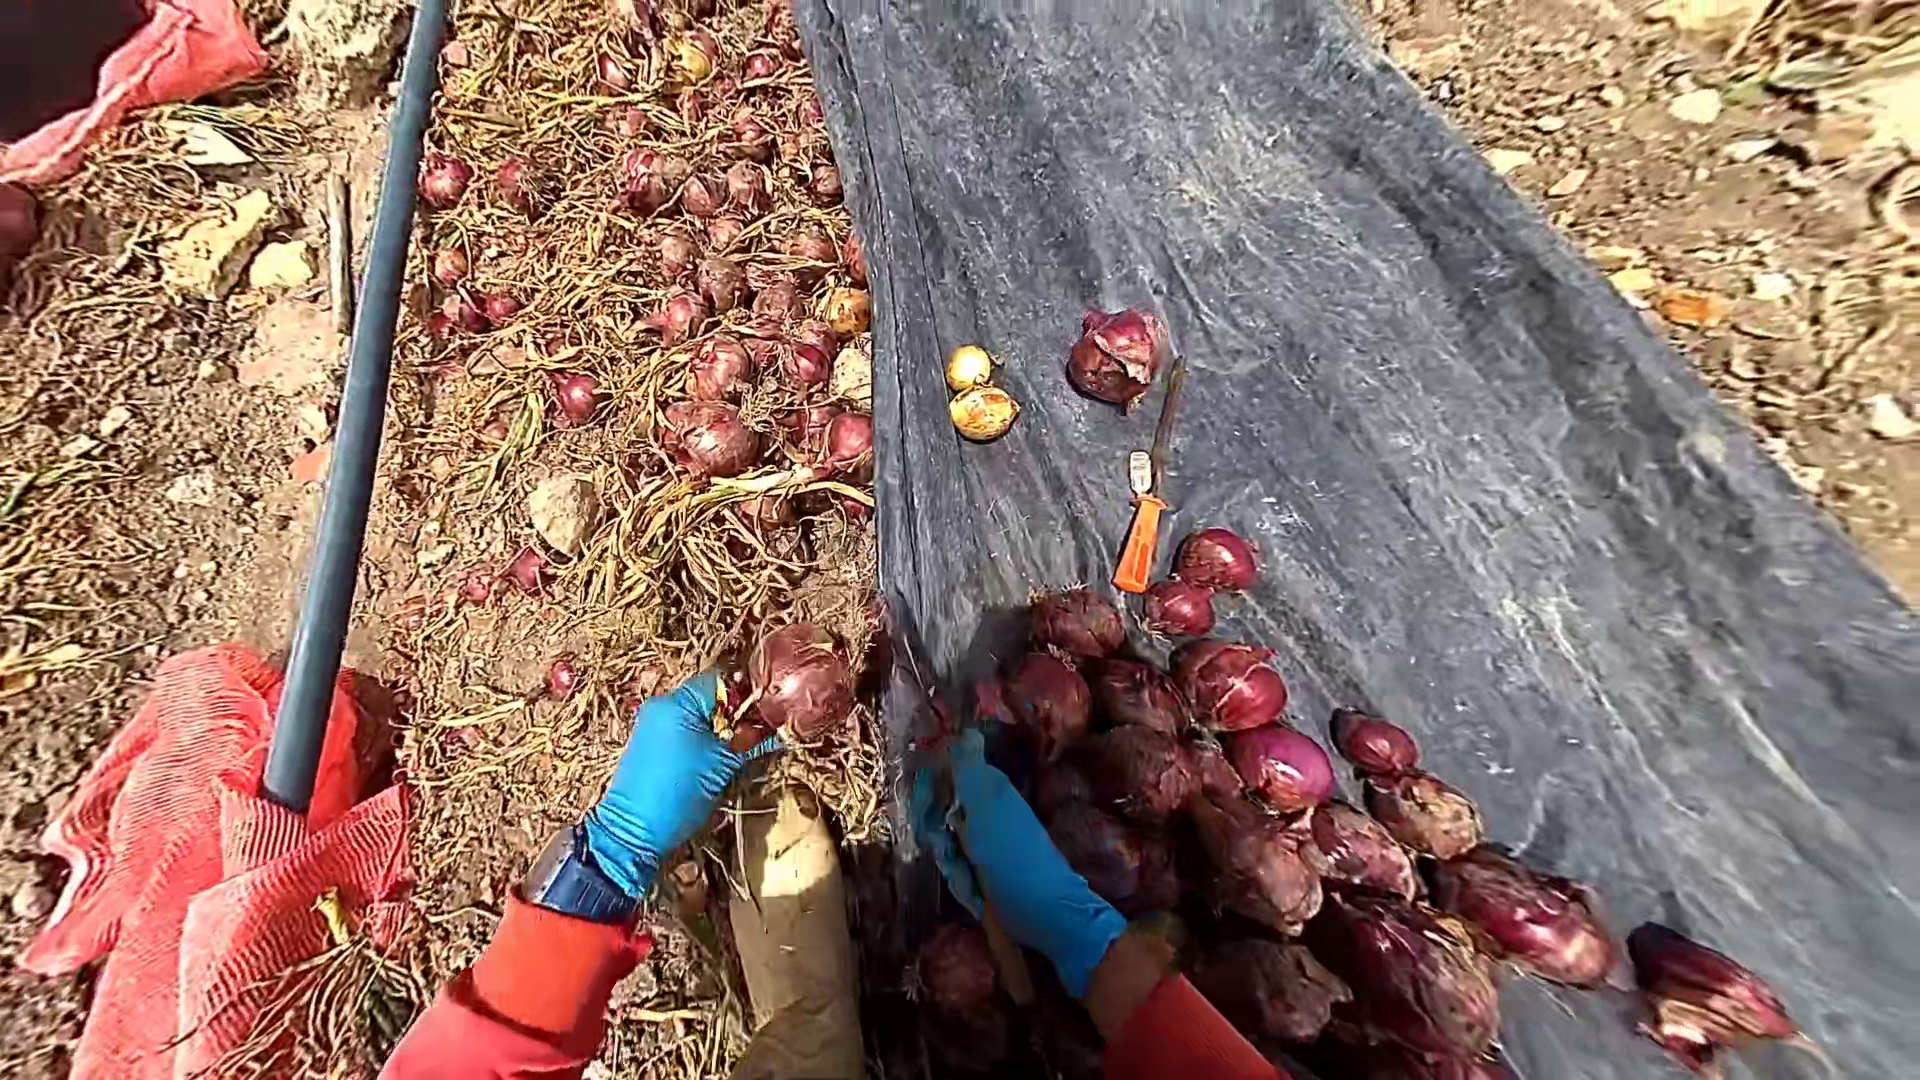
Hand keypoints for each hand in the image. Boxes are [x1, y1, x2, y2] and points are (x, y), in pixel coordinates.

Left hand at [582, 671, 775, 896]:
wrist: (631, 838)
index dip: (748, 691)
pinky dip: (704, 737)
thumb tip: (784, 727)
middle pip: (711, 695)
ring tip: (741, 745)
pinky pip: (685, 728)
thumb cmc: (679, 793)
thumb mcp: (724, 763)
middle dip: (737, 711)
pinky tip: (719, 755)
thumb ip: (754, 739)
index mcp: (677, 702)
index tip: (767, 709)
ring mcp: (652, 724)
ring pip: (699, 713)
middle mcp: (661, 705)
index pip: (722, 679)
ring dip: (722, 726)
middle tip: (760, 729)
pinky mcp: (650, 744)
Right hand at [912, 730, 1127, 995]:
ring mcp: (983, 841)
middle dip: (937, 838)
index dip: (928, 795)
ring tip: (969, 882)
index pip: (941, 776)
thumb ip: (970, 767)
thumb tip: (966, 729)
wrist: (1046, 914)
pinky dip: (962, 884)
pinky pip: (957, 869)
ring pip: (944, 844)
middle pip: (937, 813)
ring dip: (952, 866)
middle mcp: (983, 809)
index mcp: (986, 788)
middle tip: (951, 854)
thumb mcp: (987, 807)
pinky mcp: (983, 870)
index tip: (930, 816)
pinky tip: (975, 897)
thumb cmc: (1015, 857)